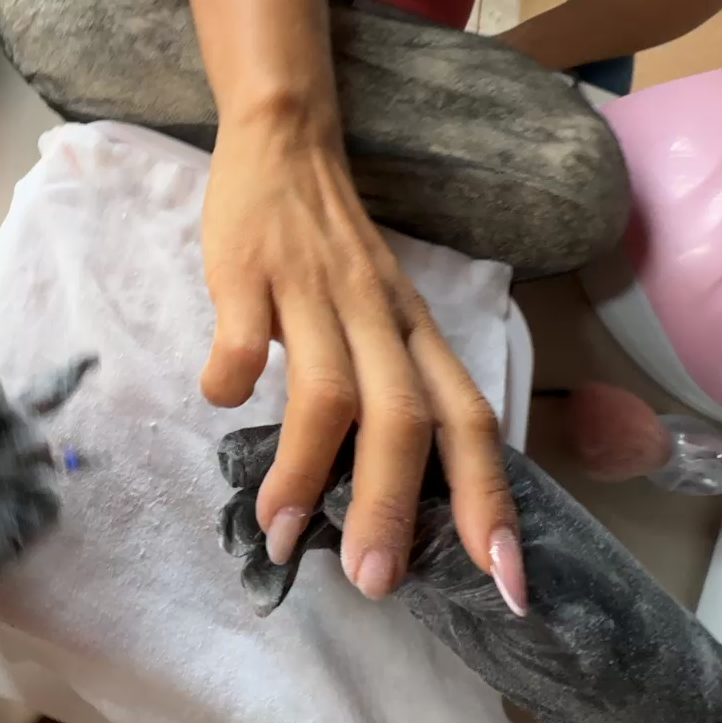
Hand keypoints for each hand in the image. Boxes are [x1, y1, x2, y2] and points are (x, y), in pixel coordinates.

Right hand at [198, 113, 522, 609]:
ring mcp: (309, 288)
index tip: (502, 581)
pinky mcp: (249, 268)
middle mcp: (373, 310)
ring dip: (305, 469)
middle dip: (391, 506)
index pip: (465, 414)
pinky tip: (219, 397)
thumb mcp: (374, 295)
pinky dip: (231, 379)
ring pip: (327, 390)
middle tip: (372, 582)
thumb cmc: (326, 228)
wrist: (285, 140)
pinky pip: (244, 337)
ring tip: (278, 528)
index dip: (489, 498)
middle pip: (402, 415)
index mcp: (409, 321)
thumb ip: (379, 363)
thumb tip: (359, 460)